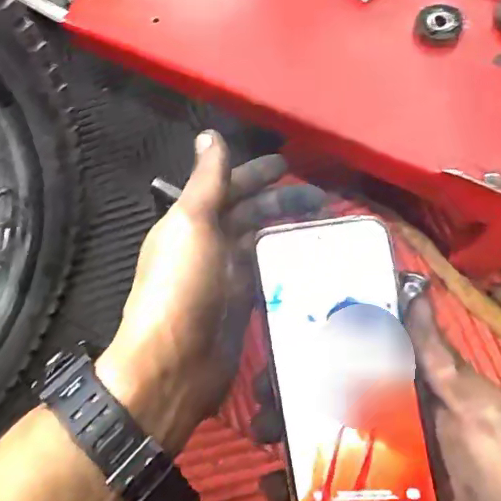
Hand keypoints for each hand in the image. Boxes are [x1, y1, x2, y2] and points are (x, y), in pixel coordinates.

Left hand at [99, 131, 325, 451]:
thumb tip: (210, 134)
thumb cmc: (181, 287)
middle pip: (250, 215)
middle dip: (283, 203)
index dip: (256, 174)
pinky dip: (289, 267)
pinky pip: (269, 277)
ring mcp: (226, 278)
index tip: (289, 165)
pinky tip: (317, 265)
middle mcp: (208, 245)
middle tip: (322, 199)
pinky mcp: (242, 307)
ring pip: (263, 245)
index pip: (229, 187)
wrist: (172, 366)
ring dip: (290, 233)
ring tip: (328, 228)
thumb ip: (206, 180)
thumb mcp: (192, 224)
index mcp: (192, 221)